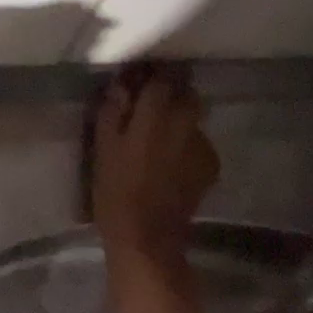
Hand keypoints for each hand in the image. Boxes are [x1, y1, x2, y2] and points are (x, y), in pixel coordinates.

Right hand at [92, 66, 218, 266]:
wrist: (147, 239)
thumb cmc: (116, 196)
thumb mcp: (102, 154)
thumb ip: (112, 114)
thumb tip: (119, 85)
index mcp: (157, 111)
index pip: (161, 74)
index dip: (149, 76)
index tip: (136, 84)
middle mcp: (187, 117)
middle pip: (184, 92)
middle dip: (169, 96)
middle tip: (148, 114)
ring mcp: (203, 141)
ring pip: (192, 119)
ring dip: (178, 124)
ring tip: (159, 145)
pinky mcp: (210, 164)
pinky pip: (197, 146)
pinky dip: (185, 150)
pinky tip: (171, 169)